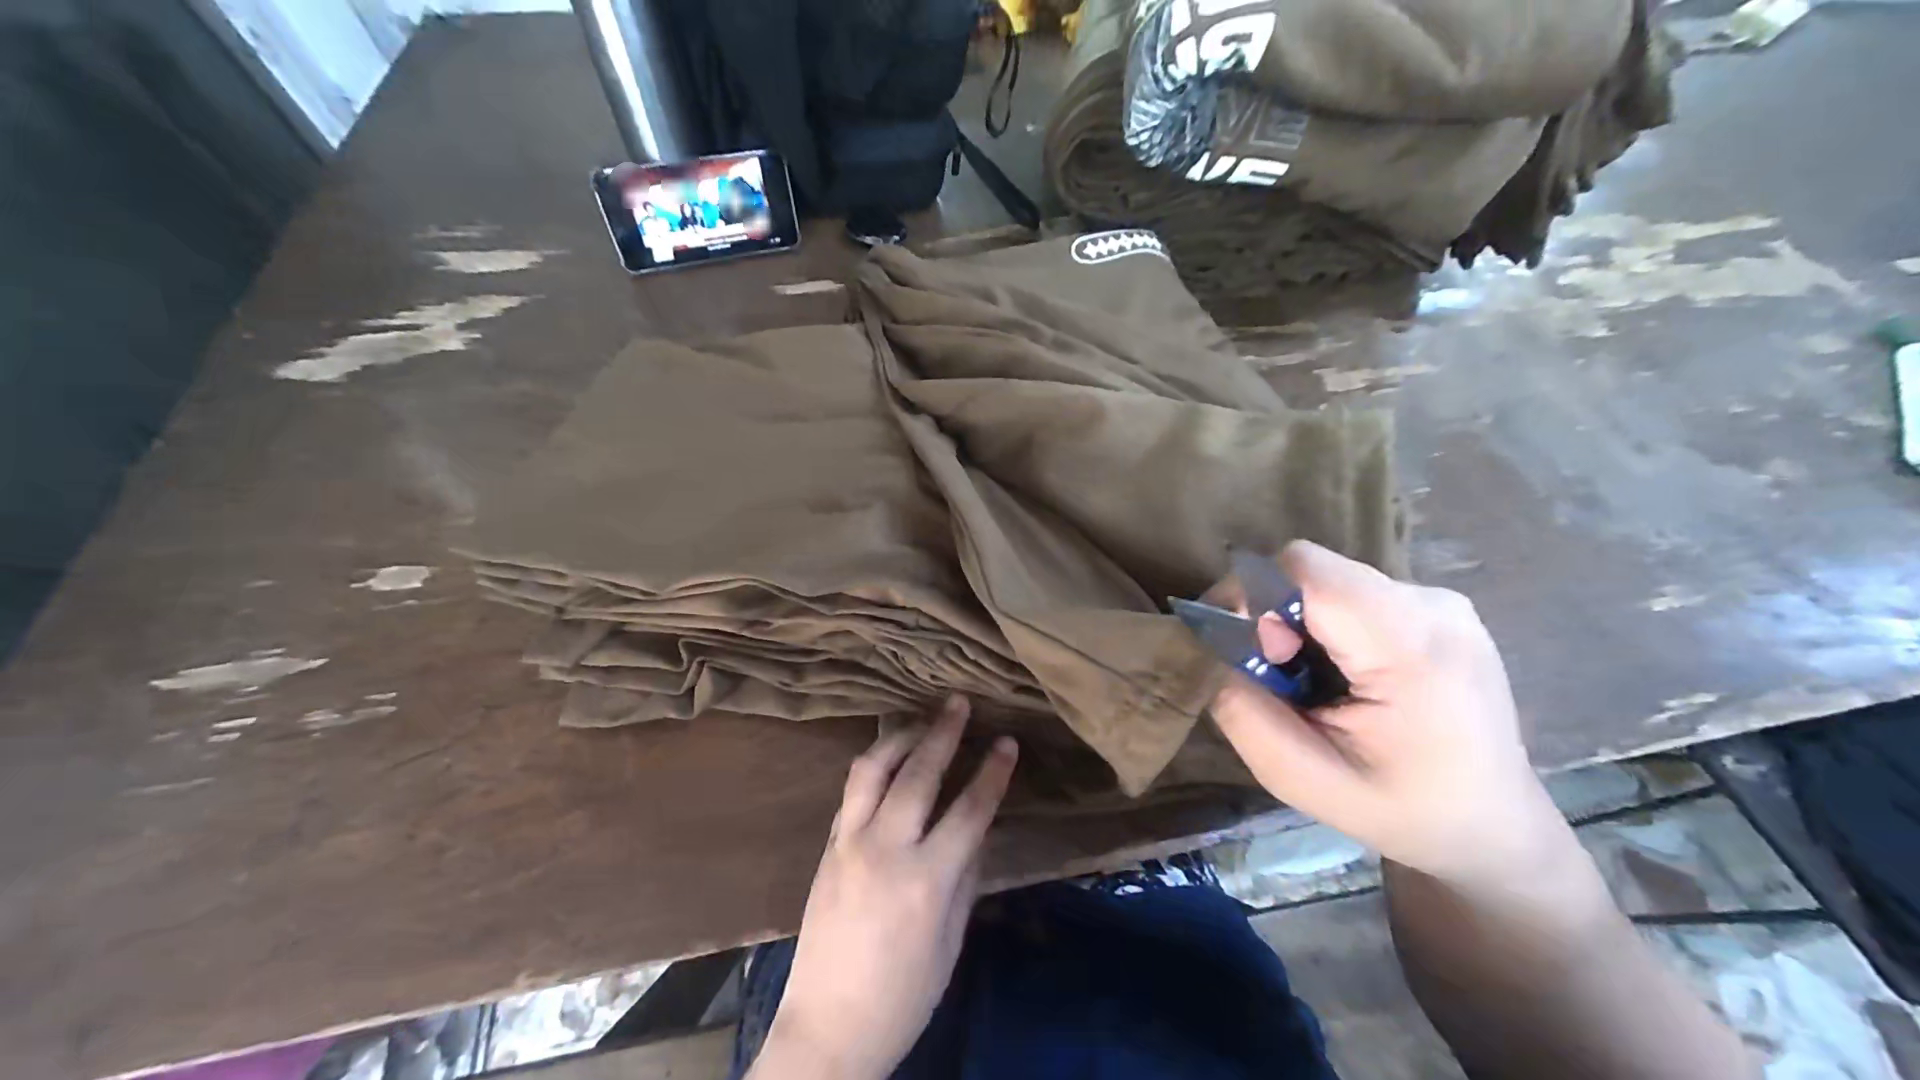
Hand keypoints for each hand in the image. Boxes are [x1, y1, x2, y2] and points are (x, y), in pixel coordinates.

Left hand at [752, 696, 1017, 1079]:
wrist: (828, 1026)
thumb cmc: (903, 994)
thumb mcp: (950, 941)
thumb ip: (965, 877)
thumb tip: (977, 829)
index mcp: (925, 880)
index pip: (969, 810)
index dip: (992, 772)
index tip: (1007, 742)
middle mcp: (884, 850)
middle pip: (918, 774)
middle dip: (943, 732)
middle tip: (959, 701)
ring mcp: (848, 843)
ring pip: (872, 770)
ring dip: (900, 738)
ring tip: (922, 721)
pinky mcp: (827, 847)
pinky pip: (852, 792)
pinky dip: (874, 766)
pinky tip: (889, 759)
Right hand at [1209, 541, 1571, 889]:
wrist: (1493, 827)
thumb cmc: (1401, 810)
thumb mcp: (1300, 778)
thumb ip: (1241, 709)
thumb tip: (1209, 647)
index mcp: (1411, 647)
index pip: (1304, 569)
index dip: (1251, 594)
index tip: (1248, 650)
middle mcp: (1433, 605)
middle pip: (1311, 569)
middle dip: (1272, 613)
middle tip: (1278, 674)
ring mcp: (1441, 601)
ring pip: (1327, 578)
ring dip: (1297, 620)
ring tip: (1311, 681)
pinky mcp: (1437, 605)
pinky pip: (1351, 590)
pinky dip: (1324, 622)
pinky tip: (1341, 673)